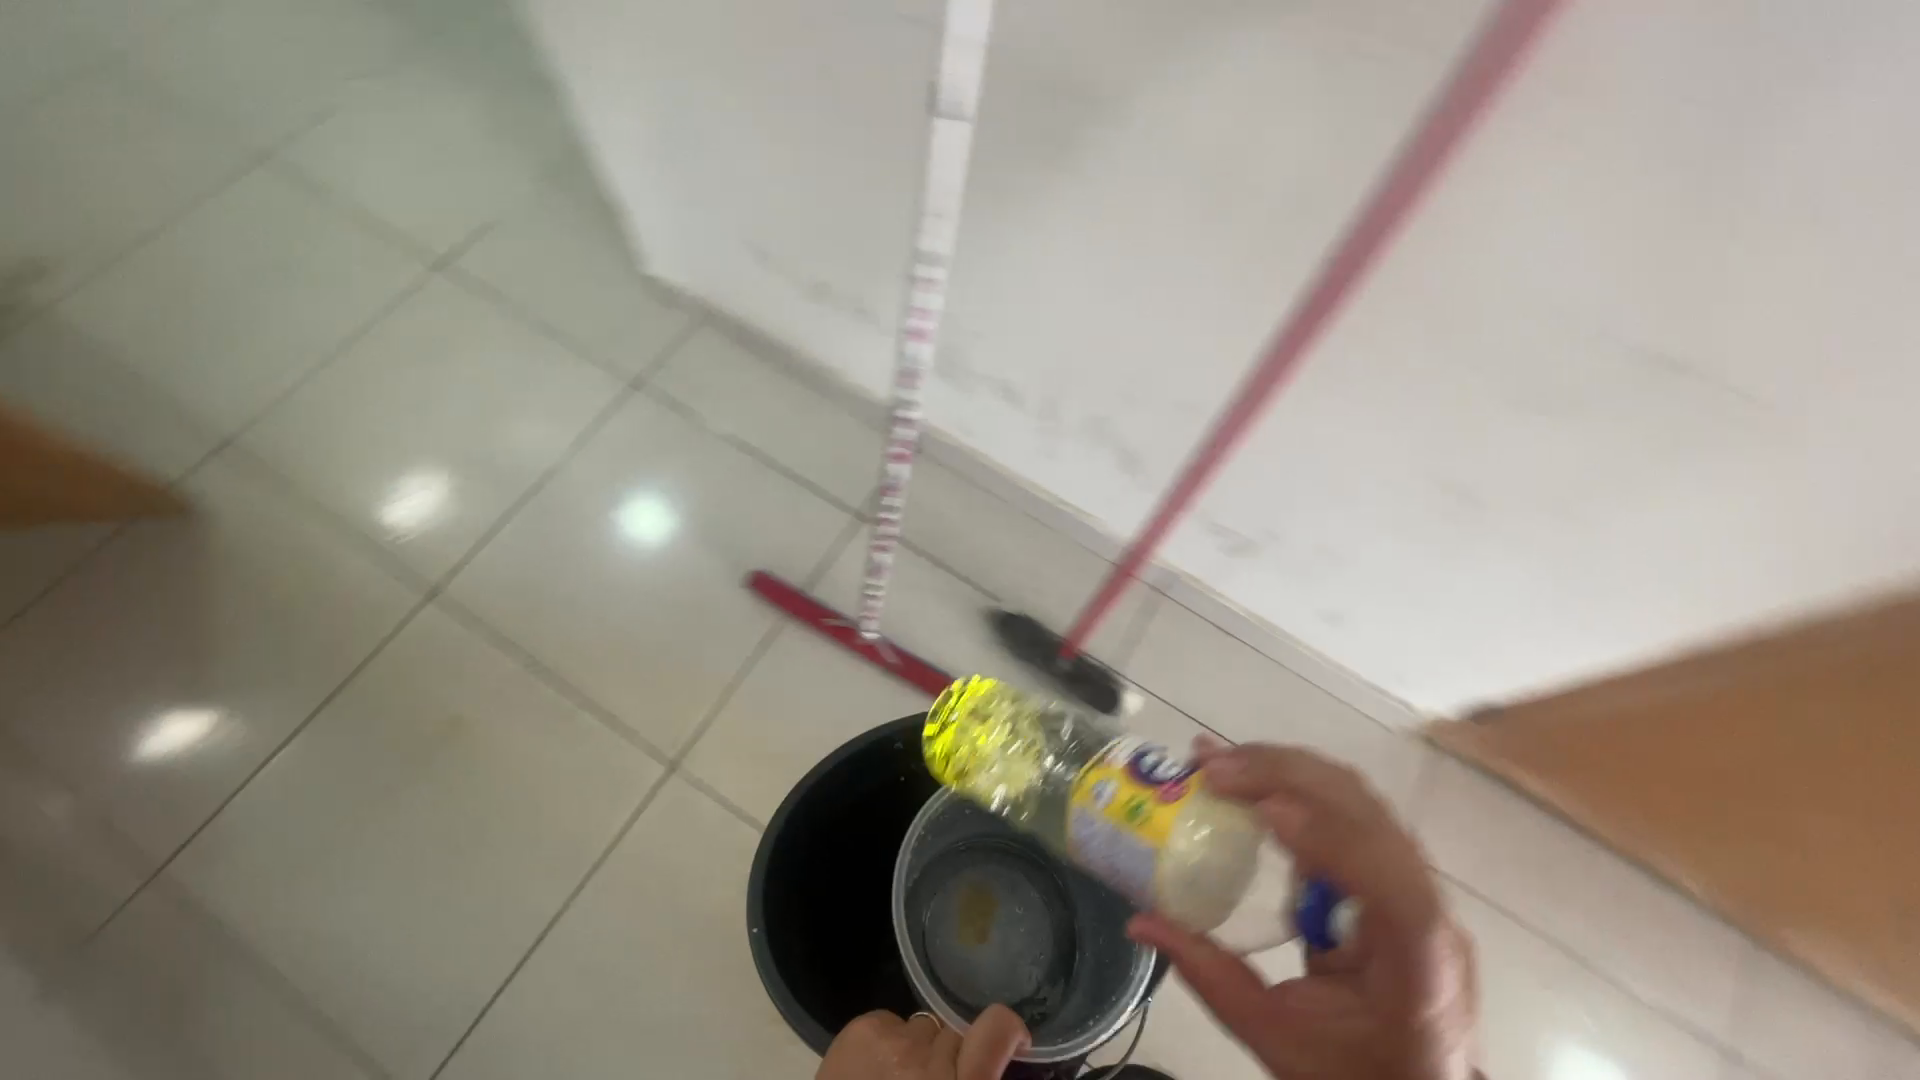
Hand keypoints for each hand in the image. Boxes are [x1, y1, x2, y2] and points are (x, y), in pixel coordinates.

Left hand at [816, 1005, 1029, 1079]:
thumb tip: (985, 1068)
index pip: (997, 1031)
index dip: (1008, 1029)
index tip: (1013, 1039)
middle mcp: (933, 1061)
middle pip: (956, 1030)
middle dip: (948, 1054)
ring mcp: (897, 1042)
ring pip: (921, 1026)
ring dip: (914, 1050)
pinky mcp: (865, 1028)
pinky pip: (889, 1020)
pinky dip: (884, 1043)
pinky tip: (870, 1073)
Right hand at [1128, 742, 1478, 1079]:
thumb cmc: (1354, 1071)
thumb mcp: (1277, 1039)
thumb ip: (1211, 977)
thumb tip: (1138, 920)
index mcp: (1415, 961)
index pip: (1388, 886)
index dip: (1331, 838)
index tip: (1261, 811)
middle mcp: (1427, 906)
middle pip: (1368, 816)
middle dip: (1285, 776)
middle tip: (1208, 767)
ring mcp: (1414, 880)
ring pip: (1356, 798)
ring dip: (1284, 767)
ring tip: (1217, 761)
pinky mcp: (1390, 867)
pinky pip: (1344, 808)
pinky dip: (1293, 783)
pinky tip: (1248, 779)